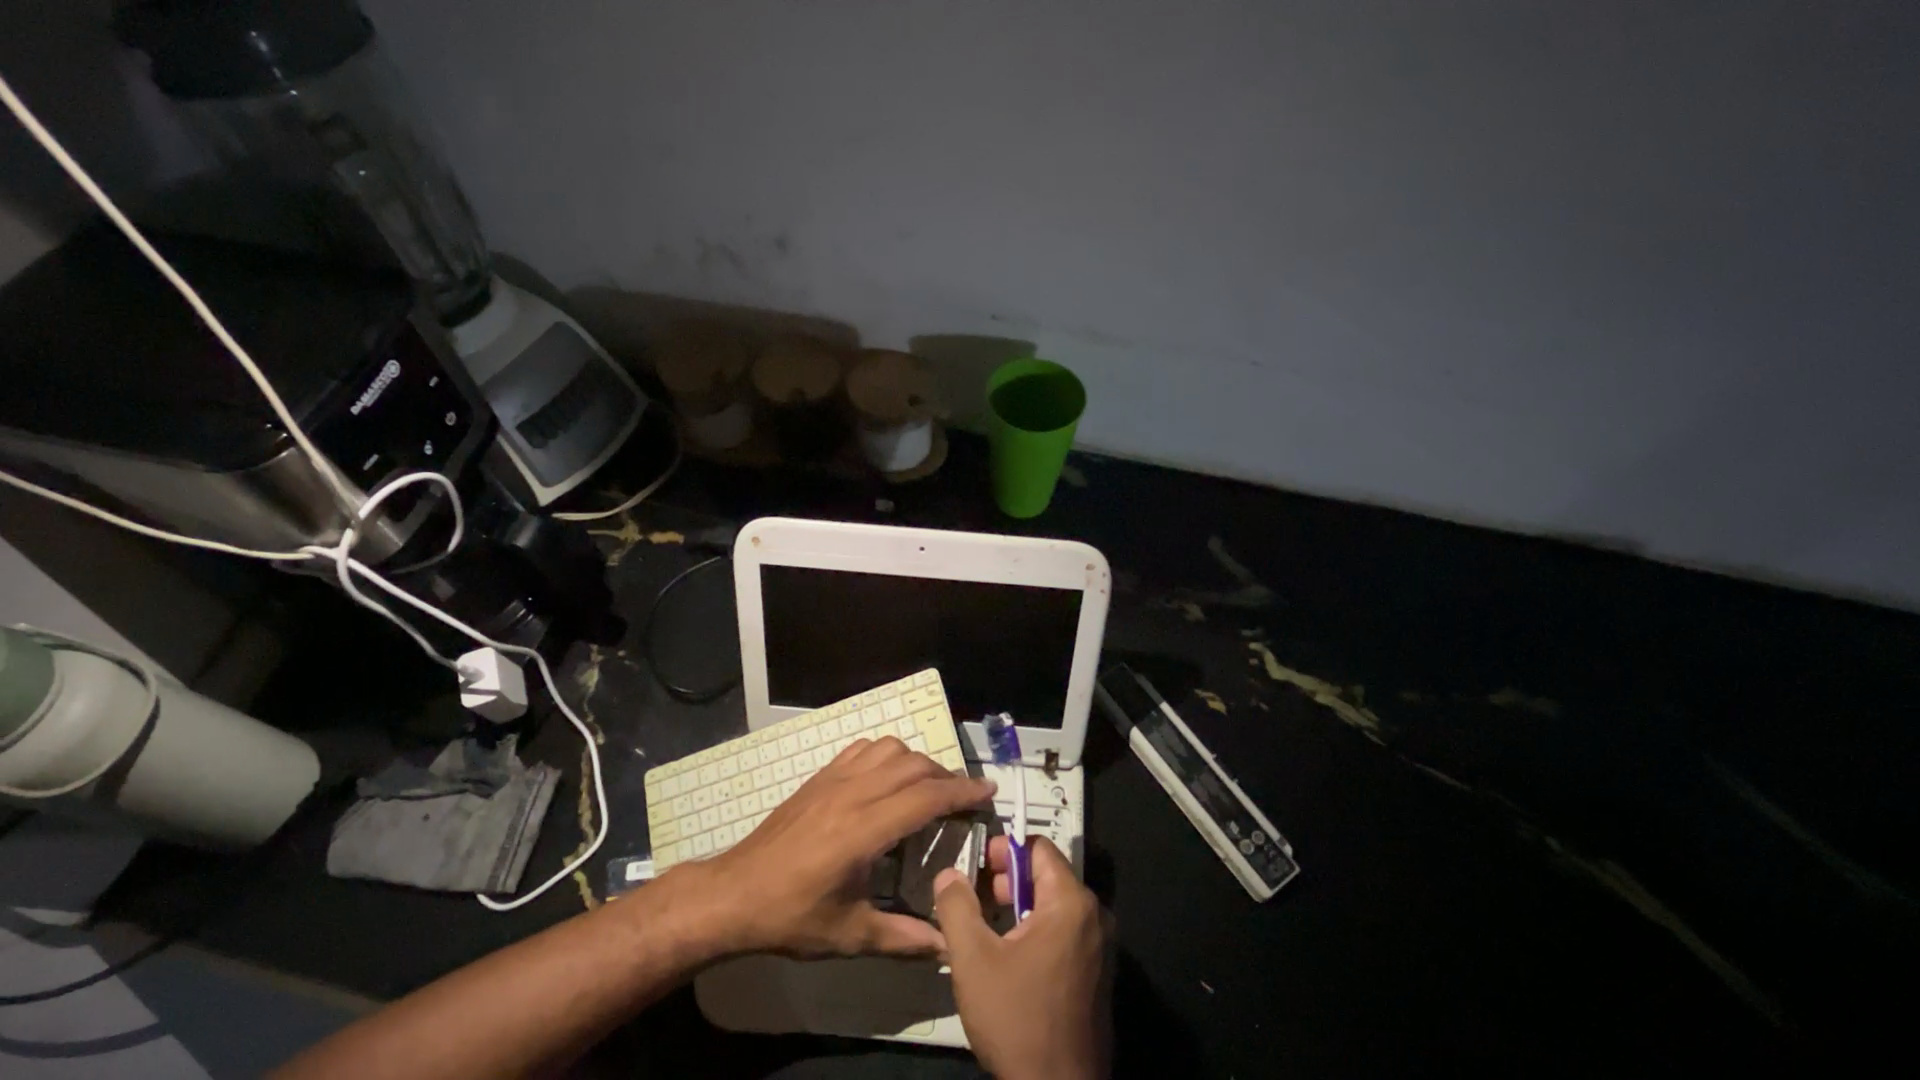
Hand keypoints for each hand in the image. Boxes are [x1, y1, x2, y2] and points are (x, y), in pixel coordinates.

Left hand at [678, 736, 995, 958]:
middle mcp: (851, 794)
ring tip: (927, 787)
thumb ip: (904, 939)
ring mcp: (831, 782)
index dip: (962, 792)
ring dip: (916, 762)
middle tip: (963, 799)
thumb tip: (948, 947)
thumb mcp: (851, 936)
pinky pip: (860, 751)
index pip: (926, 796)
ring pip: (887, 748)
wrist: (732, 896)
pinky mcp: (816, 780)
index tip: (987, 792)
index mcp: (864, 830)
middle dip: (946, 776)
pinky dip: (885, 755)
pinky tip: (887, 779)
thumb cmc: (791, 917)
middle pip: (913, 765)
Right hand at [935, 836, 1110, 1079]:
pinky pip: (1064, 934)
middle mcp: (1094, 917)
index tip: (973, 866)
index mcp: (1071, 903)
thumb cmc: (1017, 1018)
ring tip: (983, 928)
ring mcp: (1100, 948)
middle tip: (972, 899)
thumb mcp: (973, 959)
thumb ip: (957, 906)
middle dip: (1007, 880)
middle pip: (1048, 876)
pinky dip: (1035, 931)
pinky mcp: (1096, 975)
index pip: (1038, 848)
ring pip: (1054, 907)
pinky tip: (1007, 958)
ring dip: (1018, 908)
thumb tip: (949, 872)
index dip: (1003, 849)